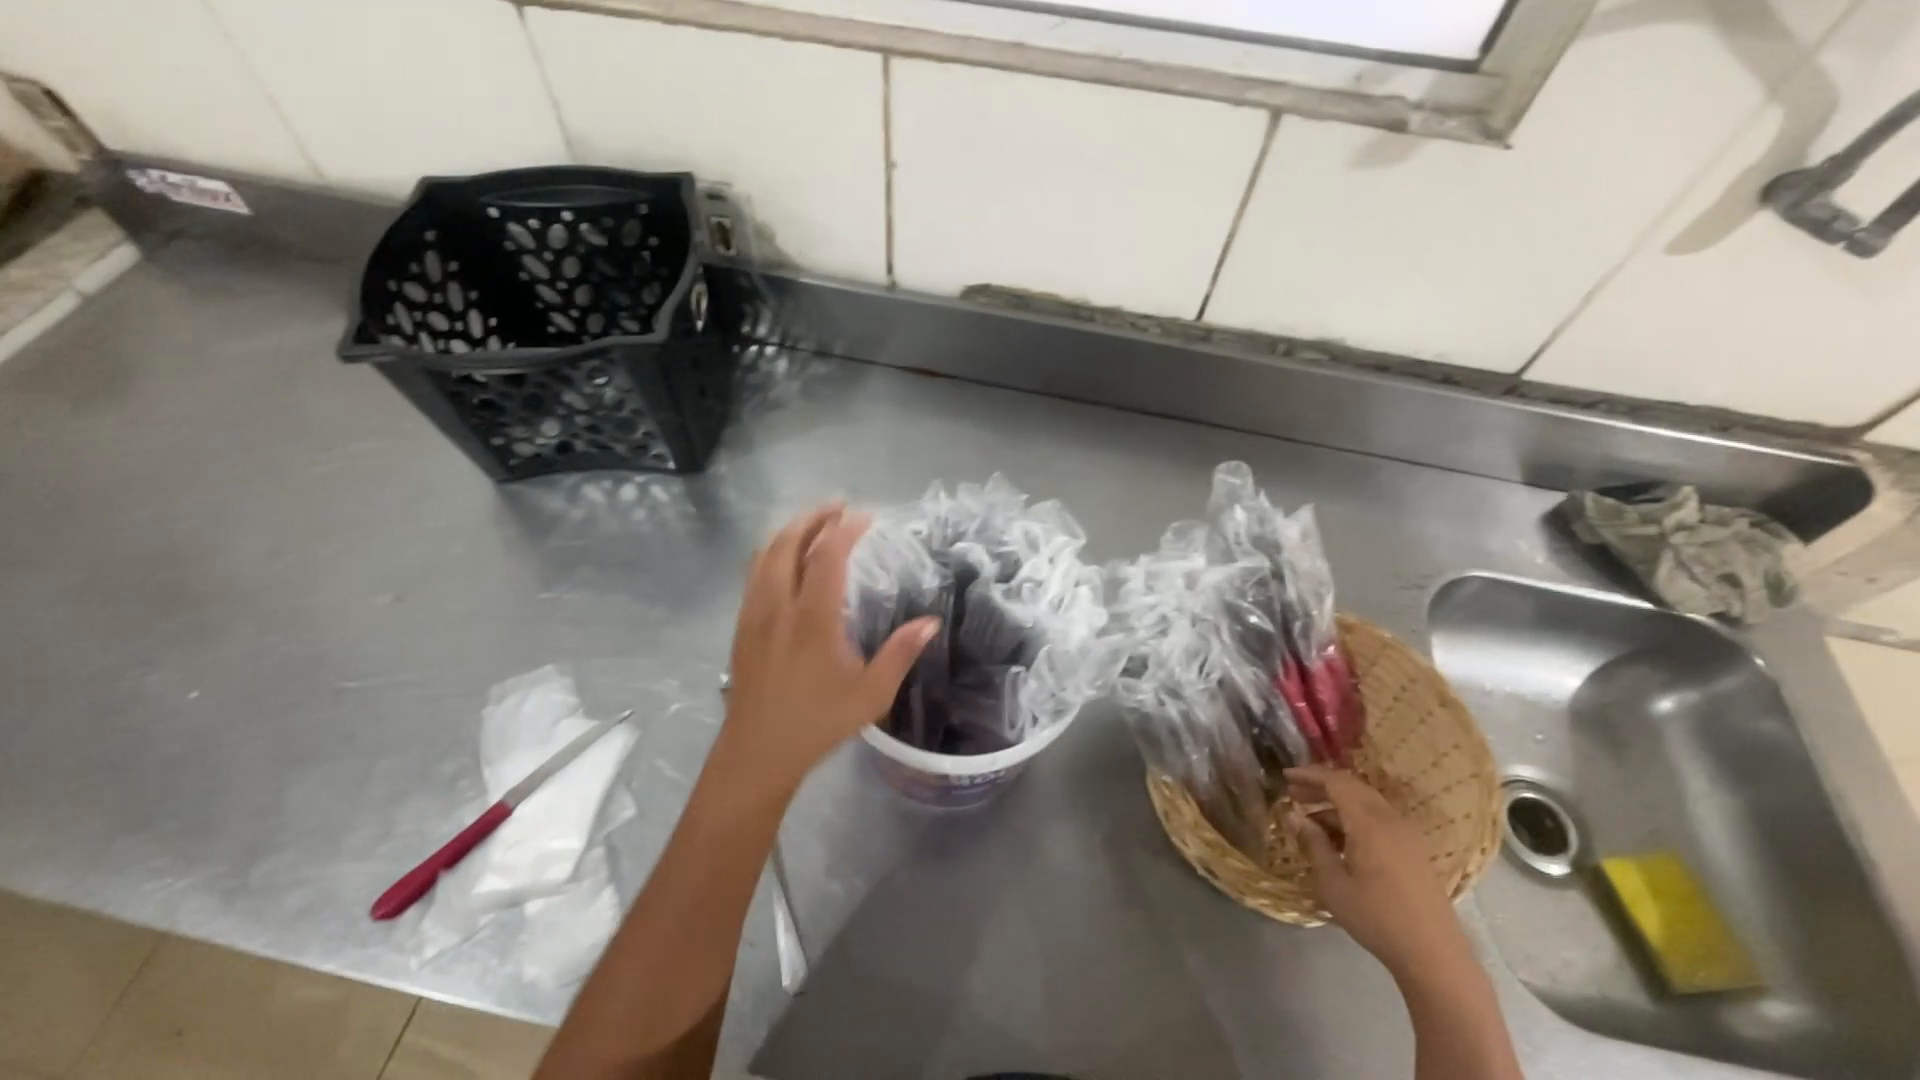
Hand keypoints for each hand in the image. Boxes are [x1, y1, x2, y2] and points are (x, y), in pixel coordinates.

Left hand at [720, 503, 936, 791]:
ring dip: (789, 532)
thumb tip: (929, 622)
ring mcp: (754, 614)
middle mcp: (779, 606)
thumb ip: (900, 653)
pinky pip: (753, 574)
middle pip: (788, 543)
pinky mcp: (742, 626)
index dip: (845, 529)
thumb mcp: (871, 693)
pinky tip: (784, 561)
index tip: (864, 516)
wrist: (758, 749)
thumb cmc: (819, 722)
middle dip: (812, 518)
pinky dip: (771, 553)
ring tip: (812, 526)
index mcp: (813, 618)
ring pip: (765, 555)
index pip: (827, 555)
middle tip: (837, 508)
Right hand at [1287, 764, 1471, 980]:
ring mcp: (1407, 835)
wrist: (1432, 952)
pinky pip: (1380, 821)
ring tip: (1310, 820)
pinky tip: (1339, 840)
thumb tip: (1295, 816)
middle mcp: (1391, 820)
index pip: (1337, 782)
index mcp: (1370, 822)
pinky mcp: (1414, 850)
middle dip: (1322, 787)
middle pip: (1354, 788)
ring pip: (1367, 804)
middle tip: (1293, 793)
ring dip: (1338, 805)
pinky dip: (1355, 819)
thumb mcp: (1333, 883)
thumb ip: (1314, 844)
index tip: (1284, 775)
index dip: (1309, 775)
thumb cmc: (1376, 917)